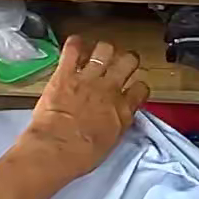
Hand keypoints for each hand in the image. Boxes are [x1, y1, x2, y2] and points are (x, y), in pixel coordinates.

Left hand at [8, 36, 150, 182]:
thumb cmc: (84, 154)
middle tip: (122, 62)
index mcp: (125, 108)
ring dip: (104, 50)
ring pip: (105, 50)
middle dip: (128, 59)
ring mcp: (88, 79)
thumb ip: (119, 121)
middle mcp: (111, 89)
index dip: (139, 86)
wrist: (57, 149)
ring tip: (99, 54)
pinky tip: (76, 44)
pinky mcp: (65, 74)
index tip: (134, 88)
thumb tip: (119, 115)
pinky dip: (75, 44)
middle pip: (129, 61)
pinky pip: (72, 50)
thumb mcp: (113, 139)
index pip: (142, 87)